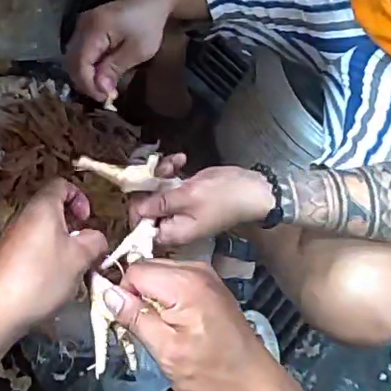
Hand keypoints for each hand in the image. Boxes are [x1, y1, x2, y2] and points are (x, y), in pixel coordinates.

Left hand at [0, 180, 109, 336]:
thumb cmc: (42, 277)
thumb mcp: (80, 257)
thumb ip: (95, 241)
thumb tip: (96, 238)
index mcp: (42, 208)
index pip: (61, 185)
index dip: (79, 197)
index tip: (87, 219)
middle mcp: (24, 218)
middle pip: (53, 209)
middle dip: (74, 225)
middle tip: (84, 245)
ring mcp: (12, 239)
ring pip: (44, 231)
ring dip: (62, 244)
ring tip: (72, 267)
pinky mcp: (5, 259)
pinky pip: (33, 248)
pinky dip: (47, 258)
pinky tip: (52, 281)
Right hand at [66, 0, 171, 102]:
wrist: (150, 1)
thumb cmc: (147, 25)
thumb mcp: (137, 50)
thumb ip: (115, 68)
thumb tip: (100, 89)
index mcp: (94, 29)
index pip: (80, 63)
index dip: (88, 84)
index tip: (104, 98)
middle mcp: (81, 27)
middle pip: (72, 62)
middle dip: (86, 83)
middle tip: (105, 96)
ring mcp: (81, 27)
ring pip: (73, 59)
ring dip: (86, 76)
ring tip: (104, 88)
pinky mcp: (86, 29)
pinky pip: (80, 53)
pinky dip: (88, 67)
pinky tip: (101, 75)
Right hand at [102, 260, 284, 390]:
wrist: (254, 381)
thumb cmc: (211, 373)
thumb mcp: (167, 351)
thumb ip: (136, 318)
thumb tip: (107, 292)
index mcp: (184, 282)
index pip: (135, 270)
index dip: (121, 293)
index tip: (120, 321)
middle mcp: (196, 269)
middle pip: (147, 268)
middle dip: (135, 294)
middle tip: (136, 328)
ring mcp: (206, 275)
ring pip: (160, 273)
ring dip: (150, 296)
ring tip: (155, 329)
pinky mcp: (211, 285)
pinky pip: (176, 280)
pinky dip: (166, 297)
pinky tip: (171, 323)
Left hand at [127, 165, 275, 246]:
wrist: (254, 190)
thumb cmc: (222, 196)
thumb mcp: (188, 196)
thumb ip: (160, 203)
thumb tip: (136, 210)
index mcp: (173, 231)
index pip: (142, 226)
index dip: (137, 206)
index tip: (140, 187)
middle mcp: (174, 222)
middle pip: (148, 206)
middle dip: (151, 183)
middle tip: (160, 168)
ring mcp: (182, 207)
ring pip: (159, 190)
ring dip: (163, 172)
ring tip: (175, 161)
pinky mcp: (189, 193)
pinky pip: (173, 183)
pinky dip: (174, 170)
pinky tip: (183, 158)